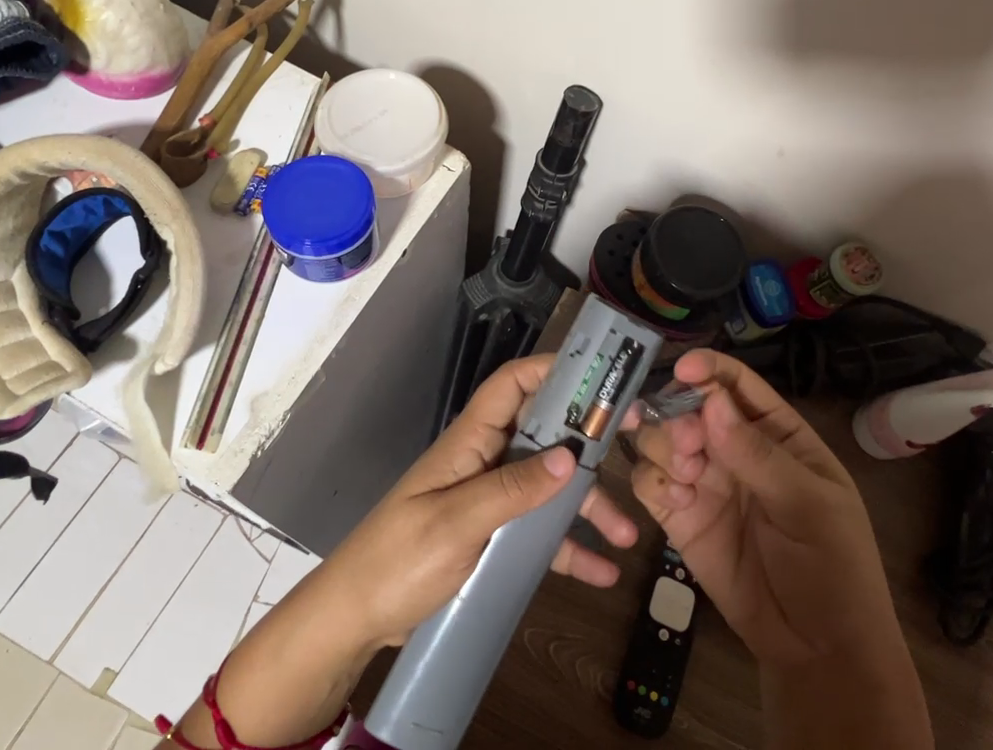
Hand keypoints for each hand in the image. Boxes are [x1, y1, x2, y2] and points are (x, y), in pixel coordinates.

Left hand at [317, 352, 639, 649]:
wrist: (354, 622)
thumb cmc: (396, 562)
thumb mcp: (455, 524)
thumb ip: (511, 489)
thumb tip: (570, 455)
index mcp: (470, 443)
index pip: (513, 385)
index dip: (554, 371)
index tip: (603, 376)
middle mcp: (485, 462)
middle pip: (545, 438)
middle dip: (590, 445)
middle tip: (638, 448)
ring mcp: (489, 502)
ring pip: (549, 489)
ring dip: (587, 508)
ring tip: (626, 535)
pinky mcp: (492, 538)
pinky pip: (538, 534)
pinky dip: (568, 548)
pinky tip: (600, 571)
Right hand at [631, 350, 887, 667]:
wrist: (817, 648)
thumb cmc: (833, 566)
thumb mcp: (809, 506)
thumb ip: (759, 455)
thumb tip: (712, 400)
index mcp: (777, 434)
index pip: (738, 386)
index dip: (709, 370)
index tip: (684, 370)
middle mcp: (734, 449)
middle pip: (689, 407)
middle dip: (679, 416)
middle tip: (688, 445)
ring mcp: (704, 482)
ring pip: (661, 439)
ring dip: (663, 446)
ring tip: (685, 476)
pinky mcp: (679, 518)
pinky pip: (649, 482)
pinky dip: (653, 482)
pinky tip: (679, 504)